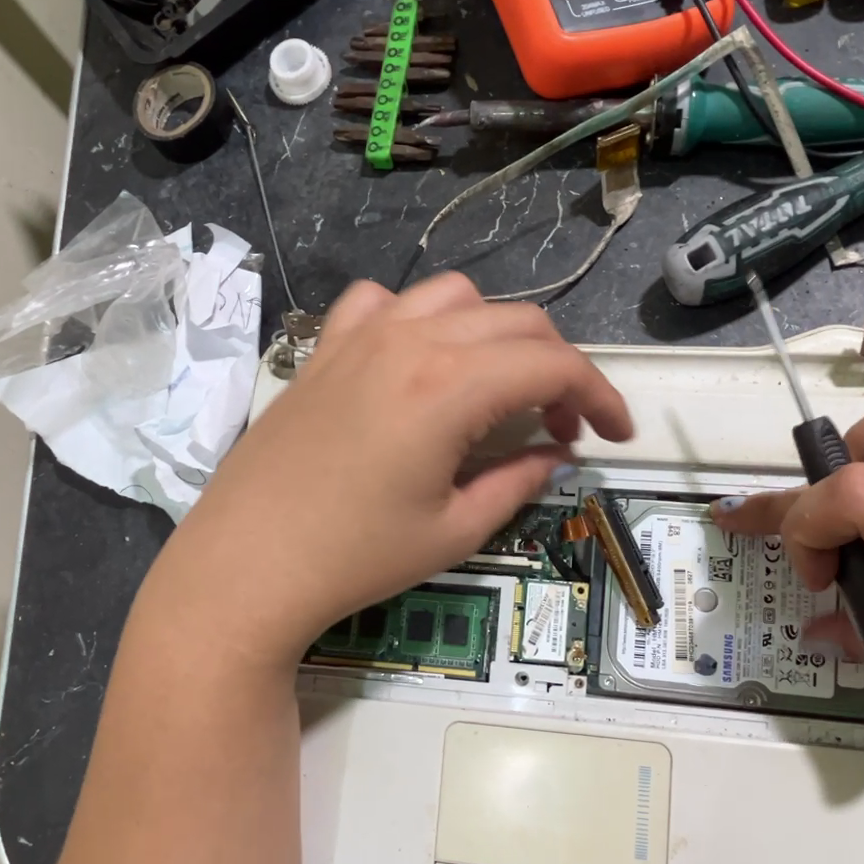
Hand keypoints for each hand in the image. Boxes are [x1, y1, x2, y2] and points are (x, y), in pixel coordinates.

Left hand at [151, 273, 632, 653]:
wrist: (246, 565)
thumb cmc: (355, 559)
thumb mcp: (455, 531)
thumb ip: (519, 481)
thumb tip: (557, 453)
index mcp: (450, 386)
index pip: (553, 365)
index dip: (600, 396)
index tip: (617, 437)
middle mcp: (411, 340)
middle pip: (516, 322)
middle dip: (558, 370)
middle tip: (561, 429)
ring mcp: (361, 336)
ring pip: (456, 297)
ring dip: (498, 334)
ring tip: (499, 388)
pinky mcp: (324, 349)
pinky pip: (383, 302)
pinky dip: (419, 318)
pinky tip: (419, 359)